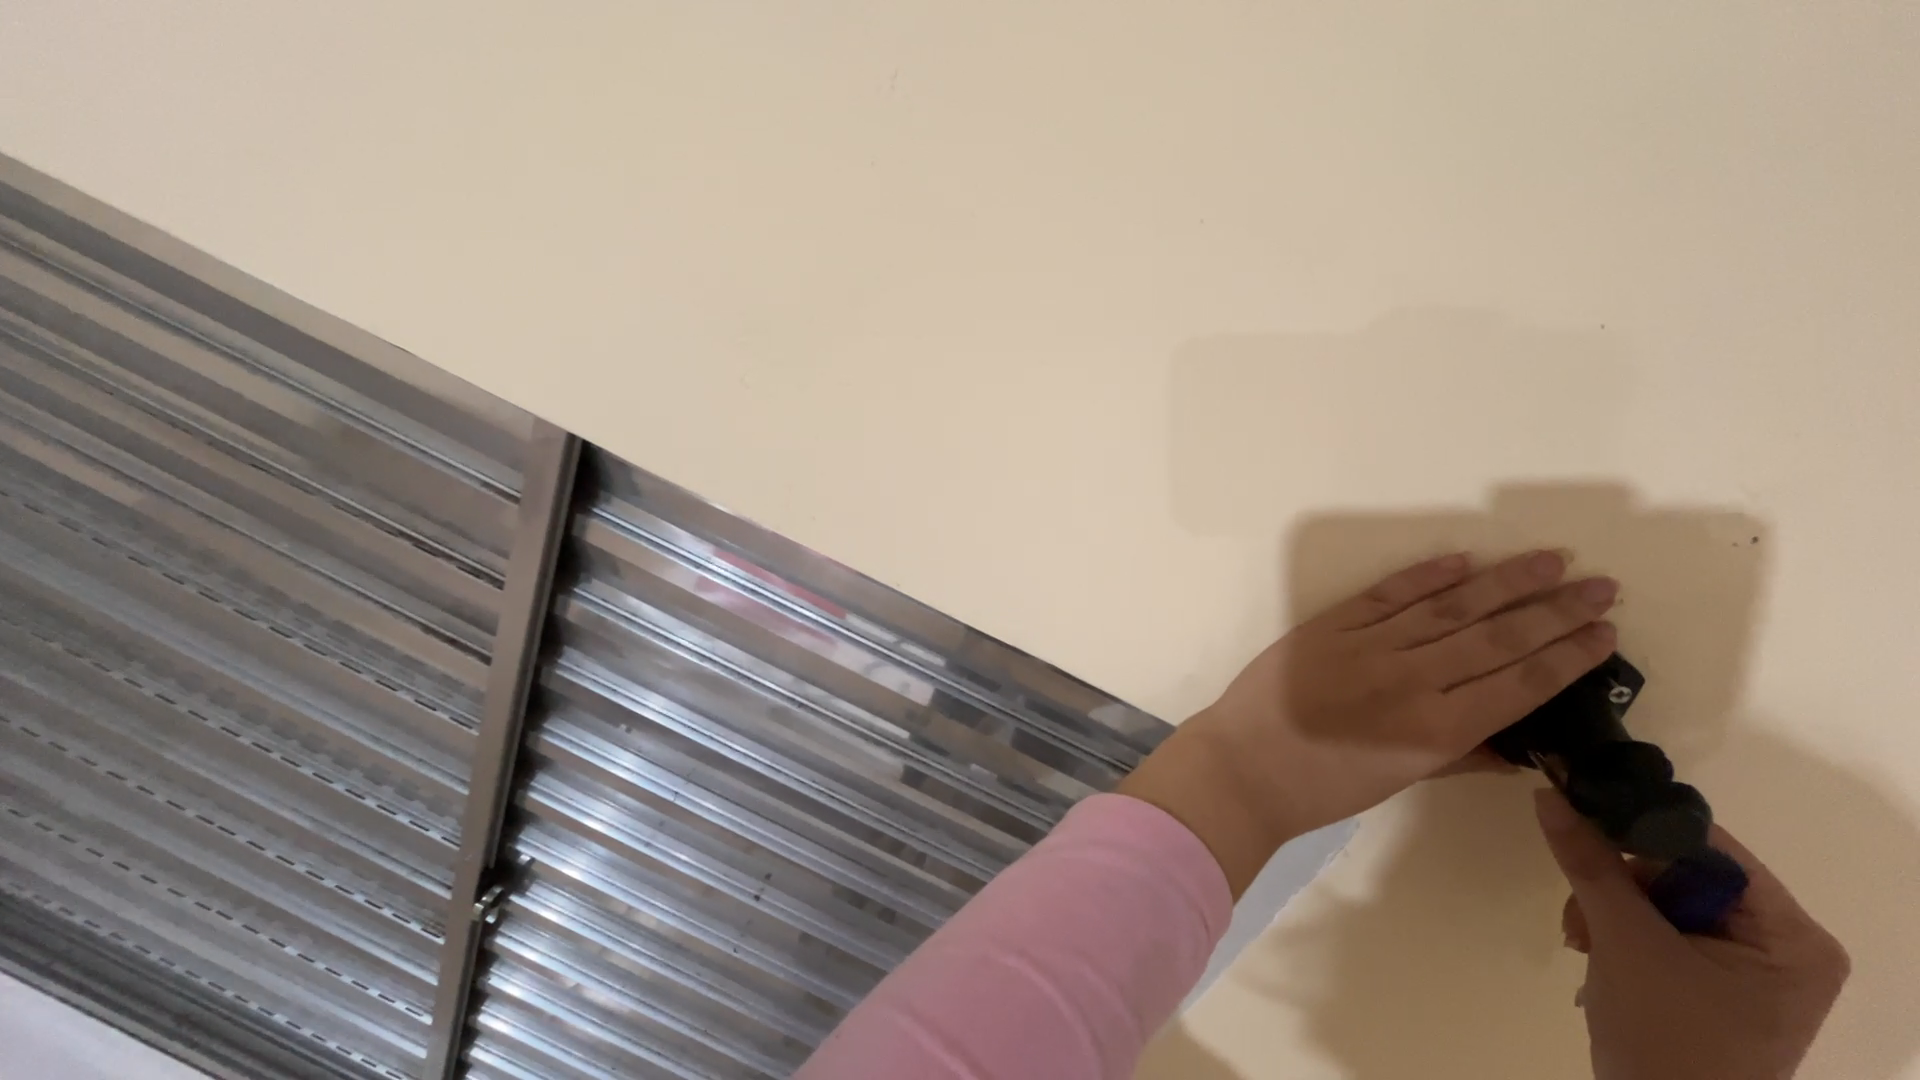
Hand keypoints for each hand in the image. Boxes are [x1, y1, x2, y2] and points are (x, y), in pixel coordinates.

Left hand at [1119, 550, 1618, 895]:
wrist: (1244, 765)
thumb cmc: (1323, 786)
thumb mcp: (1401, 780)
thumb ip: (1461, 756)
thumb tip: (1520, 750)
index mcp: (1438, 729)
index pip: (1523, 682)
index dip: (1569, 654)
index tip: (1606, 630)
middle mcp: (1413, 680)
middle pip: (1498, 636)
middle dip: (1556, 610)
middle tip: (1602, 585)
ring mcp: (1369, 646)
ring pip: (1450, 606)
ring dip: (1504, 581)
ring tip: (1550, 560)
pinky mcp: (1329, 625)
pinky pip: (1387, 595)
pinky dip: (1425, 575)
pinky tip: (1463, 560)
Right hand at [1537, 790, 1849, 1079]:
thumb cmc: (1666, 1037)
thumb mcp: (1623, 941)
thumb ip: (1588, 862)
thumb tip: (1549, 792)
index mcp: (1790, 934)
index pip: (1708, 846)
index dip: (1640, 825)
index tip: (1576, 813)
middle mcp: (1781, 940)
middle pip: (1680, 868)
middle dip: (1618, 881)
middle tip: (1578, 907)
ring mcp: (1749, 960)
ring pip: (1659, 892)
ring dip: (1608, 905)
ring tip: (1581, 939)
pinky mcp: (1714, 974)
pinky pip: (1659, 922)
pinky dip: (1617, 927)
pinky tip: (1594, 949)